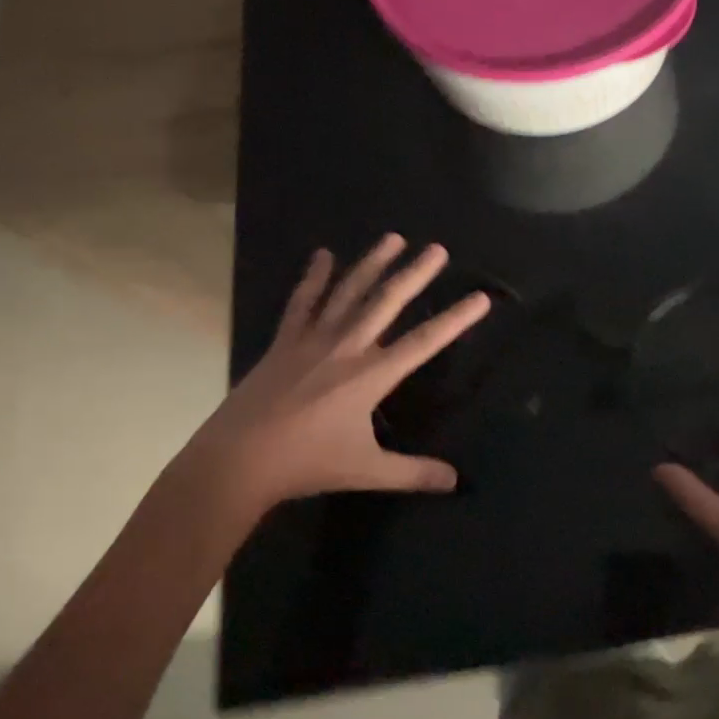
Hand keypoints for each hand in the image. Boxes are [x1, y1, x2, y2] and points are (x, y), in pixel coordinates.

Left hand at [188, 234, 489, 510]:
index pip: (424, 342)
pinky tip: (323, 255)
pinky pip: (303, 303)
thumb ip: (412, 473)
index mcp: (371, 375)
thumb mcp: (365, 471)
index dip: (455, 320)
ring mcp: (313, 340)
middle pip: (387, 302)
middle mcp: (347, 348)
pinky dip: (314, 278)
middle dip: (416, 274)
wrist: (238, 460)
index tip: (481, 298)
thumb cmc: (306, 464)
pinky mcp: (284, 342)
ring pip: (349, 292)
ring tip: (393, 238)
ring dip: (373, 263)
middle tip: (438, 249)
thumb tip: (454, 480)